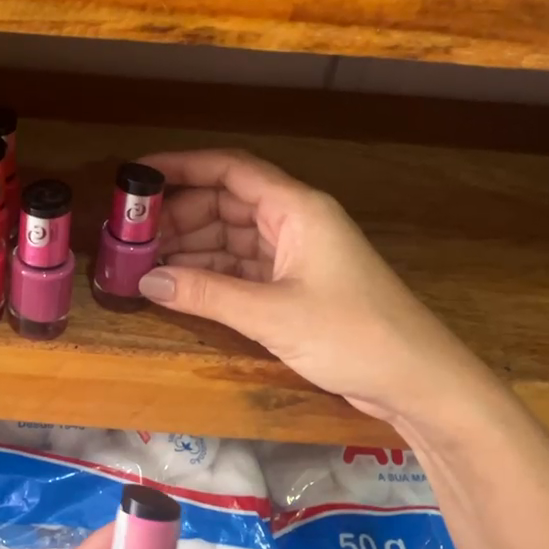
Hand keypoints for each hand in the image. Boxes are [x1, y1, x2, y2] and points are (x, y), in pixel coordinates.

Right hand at [135, 149, 499, 425]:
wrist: (417, 382)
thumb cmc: (353, 334)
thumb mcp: (272, 313)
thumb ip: (205, 293)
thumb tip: (145, 280)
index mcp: (296, 209)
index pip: (231, 169)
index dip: (182, 167)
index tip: (137, 176)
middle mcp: (294, 223)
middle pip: (225, 203)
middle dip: (178, 216)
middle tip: (131, 236)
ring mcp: (294, 255)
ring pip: (230, 237)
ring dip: (190, 248)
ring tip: (144, 263)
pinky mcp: (294, 286)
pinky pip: (240, 268)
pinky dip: (209, 274)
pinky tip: (177, 285)